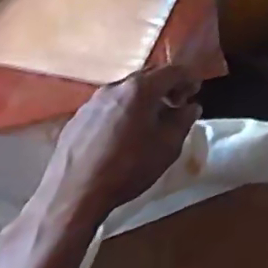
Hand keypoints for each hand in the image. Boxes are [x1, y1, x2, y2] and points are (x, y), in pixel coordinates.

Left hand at [36, 64, 201, 223]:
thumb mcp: (167, 147)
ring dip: (142, 98)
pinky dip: (122, 111)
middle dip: (165, 86)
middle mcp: (115, 87)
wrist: (72, 196)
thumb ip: (183, 121)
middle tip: (176, 103)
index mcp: (140, 89)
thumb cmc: (127, 169)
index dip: (188, 78)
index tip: (196, 90)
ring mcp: (92, 102)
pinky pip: (107, 106)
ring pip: (125, 90)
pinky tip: (122, 135)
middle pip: (147, 76)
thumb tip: (190, 107)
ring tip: (149, 120)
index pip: (172, 71)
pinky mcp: (76, 119)